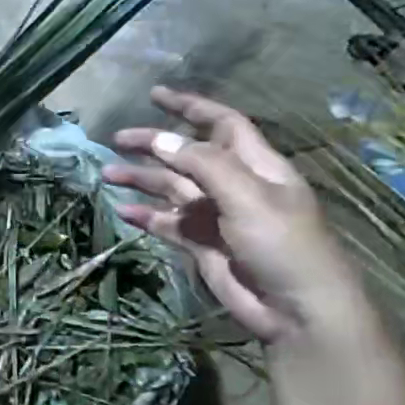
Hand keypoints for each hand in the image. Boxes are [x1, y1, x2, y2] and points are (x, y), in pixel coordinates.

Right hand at [102, 88, 358, 343]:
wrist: (296, 309)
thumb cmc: (282, 244)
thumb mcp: (247, 196)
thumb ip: (204, 165)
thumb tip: (163, 140)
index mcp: (255, 165)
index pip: (220, 123)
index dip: (190, 107)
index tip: (155, 95)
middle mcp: (233, 185)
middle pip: (187, 155)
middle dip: (154, 144)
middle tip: (116, 139)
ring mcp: (216, 216)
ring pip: (172, 189)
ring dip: (142, 179)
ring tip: (108, 174)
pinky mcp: (202, 244)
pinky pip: (167, 223)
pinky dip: (145, 216)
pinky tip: (123, 212)